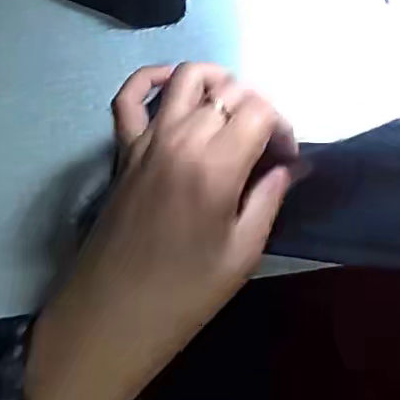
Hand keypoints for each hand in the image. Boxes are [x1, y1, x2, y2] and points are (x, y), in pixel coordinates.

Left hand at [23, 63, 298, 399]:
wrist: (108, 322)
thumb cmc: (183, 295)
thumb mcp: (244, 252)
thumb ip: (270, 196)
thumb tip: (291, 164)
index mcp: (216, 166)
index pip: (261, 111)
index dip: (283, 127)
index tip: (286, 160)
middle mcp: (181, 139)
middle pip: (231, 91)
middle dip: (259, 109)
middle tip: (265, 147)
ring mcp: (147, 140)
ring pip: (187, 77)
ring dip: (219, 82)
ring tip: (233, 111)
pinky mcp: (123, 150)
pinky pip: (130, 96)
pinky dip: (153, 78)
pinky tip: (175, 86)